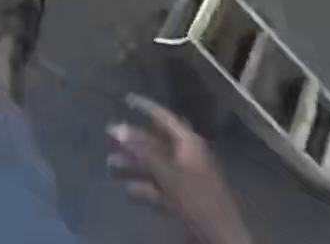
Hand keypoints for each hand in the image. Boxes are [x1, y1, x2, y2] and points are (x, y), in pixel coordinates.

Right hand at [107, 95, 253, 243]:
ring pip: (154, 165)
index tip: (125, 99)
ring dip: (133, 165)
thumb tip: (118, 129)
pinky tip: (127, 189)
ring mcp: (184, 177)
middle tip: (109, 137)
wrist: (220, 238)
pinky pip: (159, 186)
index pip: (163, 117)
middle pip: (155, 142)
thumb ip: (143, 152)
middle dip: (132, 141)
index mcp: (187, 142)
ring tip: (110, 164)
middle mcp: (185, 154)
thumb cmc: (196, 198)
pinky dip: (144, 187)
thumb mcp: (168, 173)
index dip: (145, 107)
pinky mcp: (181, 198)